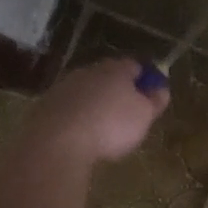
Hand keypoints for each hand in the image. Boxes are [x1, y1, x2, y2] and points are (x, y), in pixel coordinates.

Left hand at [27, 58, 169, 161]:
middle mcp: (88, 71)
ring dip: (95, 103)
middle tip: (127, 112)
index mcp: (115, 70)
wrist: (57, 141)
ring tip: (103, 127)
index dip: (145, 79)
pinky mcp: (45, 105)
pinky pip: (68, 107)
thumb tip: (162, 88)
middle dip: (118, 90)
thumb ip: (154, 101)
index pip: (135, 66)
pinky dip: (76, 116)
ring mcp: (64, 87)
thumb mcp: (143, 116)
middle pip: (108, 76)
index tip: (150, 95)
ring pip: (86, 90)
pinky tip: (80, 134)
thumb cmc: (110, 126)